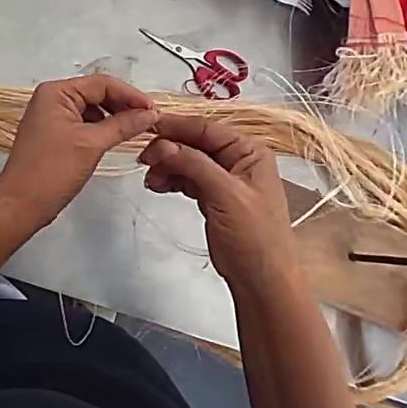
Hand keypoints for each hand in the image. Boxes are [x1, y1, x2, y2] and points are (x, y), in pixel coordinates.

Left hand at [0, 75, 159, 227]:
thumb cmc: (51, 170)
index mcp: (55, 92)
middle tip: (149, 122)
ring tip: (136, 131)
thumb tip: (149, 114)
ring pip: (91, 108)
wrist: (21, 203)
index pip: (101, 83)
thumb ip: (123, 125)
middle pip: (96, 93)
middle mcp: (51, 99)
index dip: (130, 95)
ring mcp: (51, 116)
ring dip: (114, 117)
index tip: (154, 111)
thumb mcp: (91, 143)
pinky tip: (116, 138)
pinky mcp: (53, 133)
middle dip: (123, 105)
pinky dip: (101, 128)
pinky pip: (83, 122)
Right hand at [138, 116, 298, 294]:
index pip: (206, 128)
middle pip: (193, 142)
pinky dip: (169, 178)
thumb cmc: (256, 239)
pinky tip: (157, 185)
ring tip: (152, 180)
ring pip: (185, 159)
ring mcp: (223, 177)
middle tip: (145, 160)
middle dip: (167, 150)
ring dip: (165, 166)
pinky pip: (185, 176)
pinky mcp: (212, 194)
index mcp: (249, 152)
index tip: (146, 127)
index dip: (175, 126)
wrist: (261, 281)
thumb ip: (194, 164)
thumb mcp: (226, 195)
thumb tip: (163, 144)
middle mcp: (237, 160)